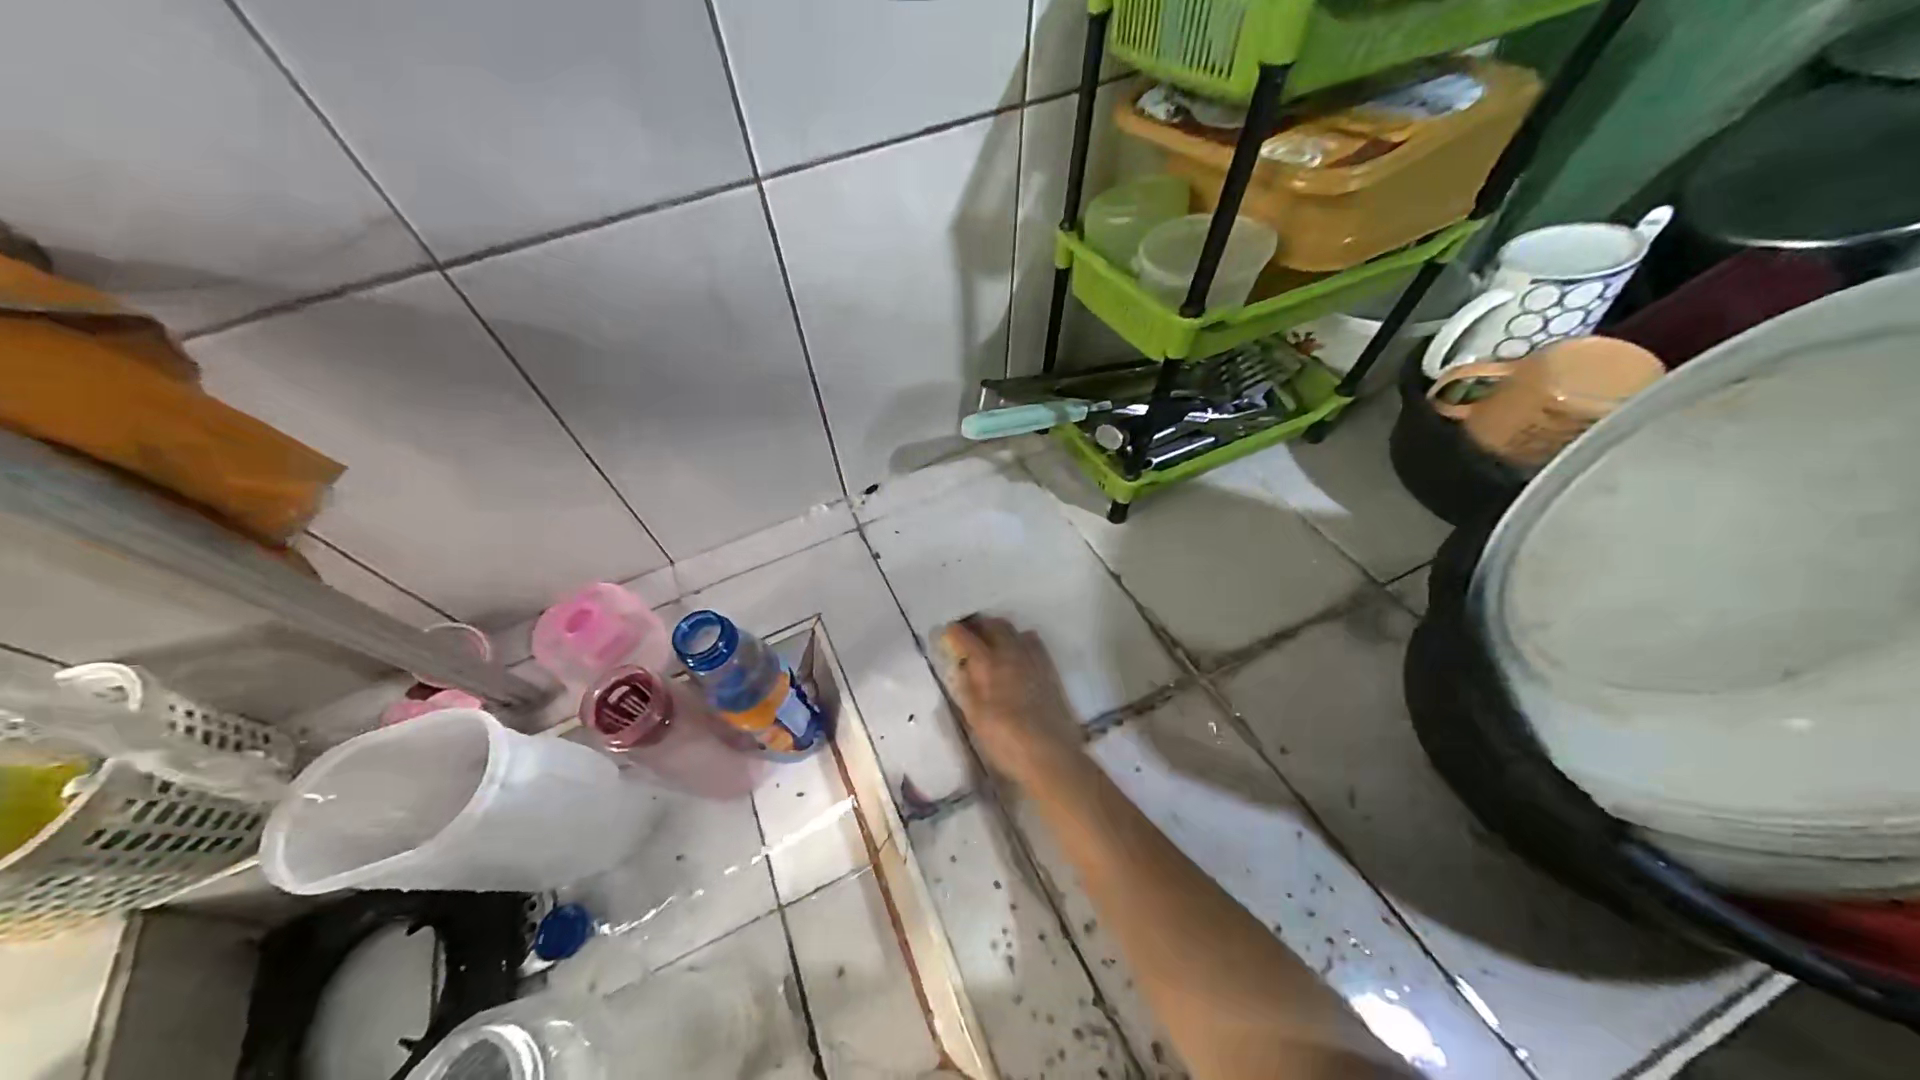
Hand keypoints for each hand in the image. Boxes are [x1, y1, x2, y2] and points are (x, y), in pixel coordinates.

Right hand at [938, 615, 1084, 789]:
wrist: (1050, 754)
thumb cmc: (1005, 740)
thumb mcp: (975, 717)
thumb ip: (967, 687)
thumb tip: (963, 666)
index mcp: (988, 664)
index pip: (966, 637)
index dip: (954, 632)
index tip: (947, 633)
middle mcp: (1011, 654)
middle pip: (993, 626)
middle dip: (978, 625)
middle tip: (968, 634)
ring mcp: (1033, 660)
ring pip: (1015, 630)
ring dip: (1000, 630)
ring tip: (991, 641)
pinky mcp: (1050, 669)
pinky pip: (1034, 642)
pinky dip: (1022, 640)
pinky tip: (1018, 653)